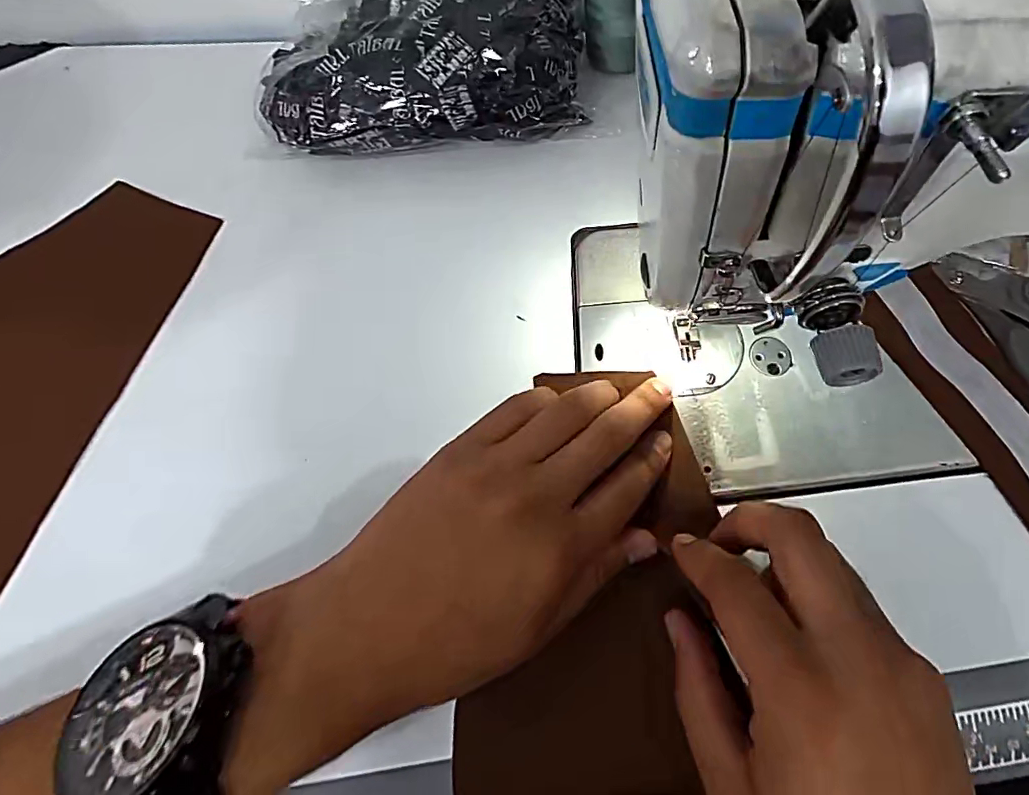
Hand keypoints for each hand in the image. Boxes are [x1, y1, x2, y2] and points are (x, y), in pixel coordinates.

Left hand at [224, 379, 676, 793]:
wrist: (364, 629)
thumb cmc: (452, 641)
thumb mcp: (540, 626)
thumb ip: (598, 573)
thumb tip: (645, 541)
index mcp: (562, 548)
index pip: (627, 486)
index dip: (653, 459)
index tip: (664, 444)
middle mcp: (537, 497)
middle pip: (606, 434)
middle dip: (641, 408)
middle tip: (659, 390)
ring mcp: (497, 467)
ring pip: (567, 410)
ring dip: (601, 393)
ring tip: (620, 387)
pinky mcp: (461, 450)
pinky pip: (514, 407)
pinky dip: (545, 397)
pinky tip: (559, 400)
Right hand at [665, 504, 971, 794]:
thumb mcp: (735, 788)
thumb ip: (698, 692)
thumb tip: (681, 624)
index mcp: (803, 692)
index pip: (737, 584)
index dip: (701, 555)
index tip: (685, 548)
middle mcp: (860, 658)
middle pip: (802, 536)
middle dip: (753, 518)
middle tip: (721, 537)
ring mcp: (901, 659)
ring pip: (836, 562)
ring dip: (789, 558)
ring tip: (756, 592)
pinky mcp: (925, 672)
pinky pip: (865, 609)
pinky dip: (825, 601)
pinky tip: (804, 642)